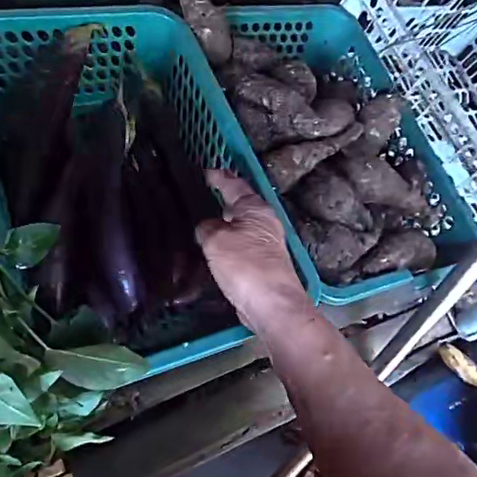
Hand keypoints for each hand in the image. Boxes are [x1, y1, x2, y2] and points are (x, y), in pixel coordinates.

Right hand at [195, 169, 313, 332]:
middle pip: (241, 205)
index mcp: (256, 210)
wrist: (271, 304)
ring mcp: (265, 244)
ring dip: (224, 222)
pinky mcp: (261, 264)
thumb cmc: (246, 266)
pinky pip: (239, 244)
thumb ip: (206, 228)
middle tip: (205, 192)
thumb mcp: (216, 240)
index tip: (207, 171)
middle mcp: (264, 223)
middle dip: (224, 198)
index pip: (235, 185)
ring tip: (205, 219)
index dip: (219, 177)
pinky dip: (226, 241)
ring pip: (240, 226)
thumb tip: (206, 227)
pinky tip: (214, 248)